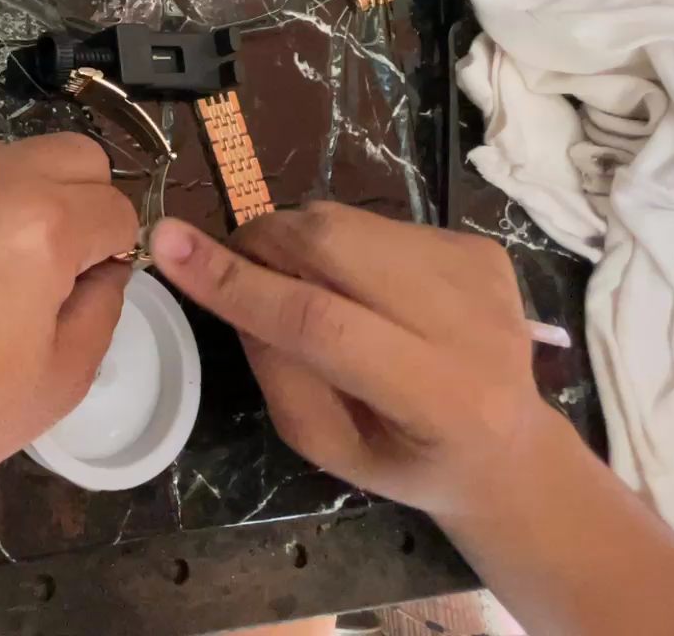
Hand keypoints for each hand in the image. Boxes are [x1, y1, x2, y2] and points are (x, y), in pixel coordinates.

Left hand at [0, 95, 139, 545]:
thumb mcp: (55, 387)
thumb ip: (101, 309)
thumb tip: (103, 265)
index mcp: (46, 229)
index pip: (116, 210)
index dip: (109, 250)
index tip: (82, 280)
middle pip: (76, 156)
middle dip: (78, 205)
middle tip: (43, 260)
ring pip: (10, 141)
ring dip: (15, 183)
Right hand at [149, 202, 565, 518]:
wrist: (508, 445)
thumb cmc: (398, 456)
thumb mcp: (318, 439)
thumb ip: (270, 360)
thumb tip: (217, 272)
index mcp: (440, 401)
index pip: (319, 323)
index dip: (236, 282)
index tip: (165, 241)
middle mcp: (474, 328)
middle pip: (331, 244)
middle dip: (261, 244)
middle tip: (243, 270)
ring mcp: (481, 276)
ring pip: (341, 219)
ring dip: (296, 243)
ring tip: (313, 288)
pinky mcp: (480, 246)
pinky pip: (368, 219)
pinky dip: (337, 243)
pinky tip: (362, 286)